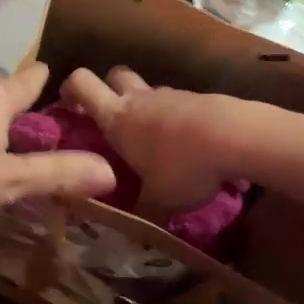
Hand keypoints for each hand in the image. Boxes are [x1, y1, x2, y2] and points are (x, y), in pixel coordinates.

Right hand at [62, 66, 271, 211]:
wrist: (234, 136)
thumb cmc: (182, 166)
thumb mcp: (158, 201)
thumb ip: (142, 209)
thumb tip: (133, 229)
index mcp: (116, 118)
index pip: (81, 83)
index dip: (70, 89)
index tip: (69, 105)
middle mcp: (139, 99)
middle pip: (113, 74)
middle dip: (108, 89)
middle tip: (112, 116)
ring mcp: (170, 95)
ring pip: (149, 89)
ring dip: (147, 105)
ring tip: (156, 139)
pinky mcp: (199, 98)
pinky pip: (179, 102)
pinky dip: (178, 117)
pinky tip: (190, 144)